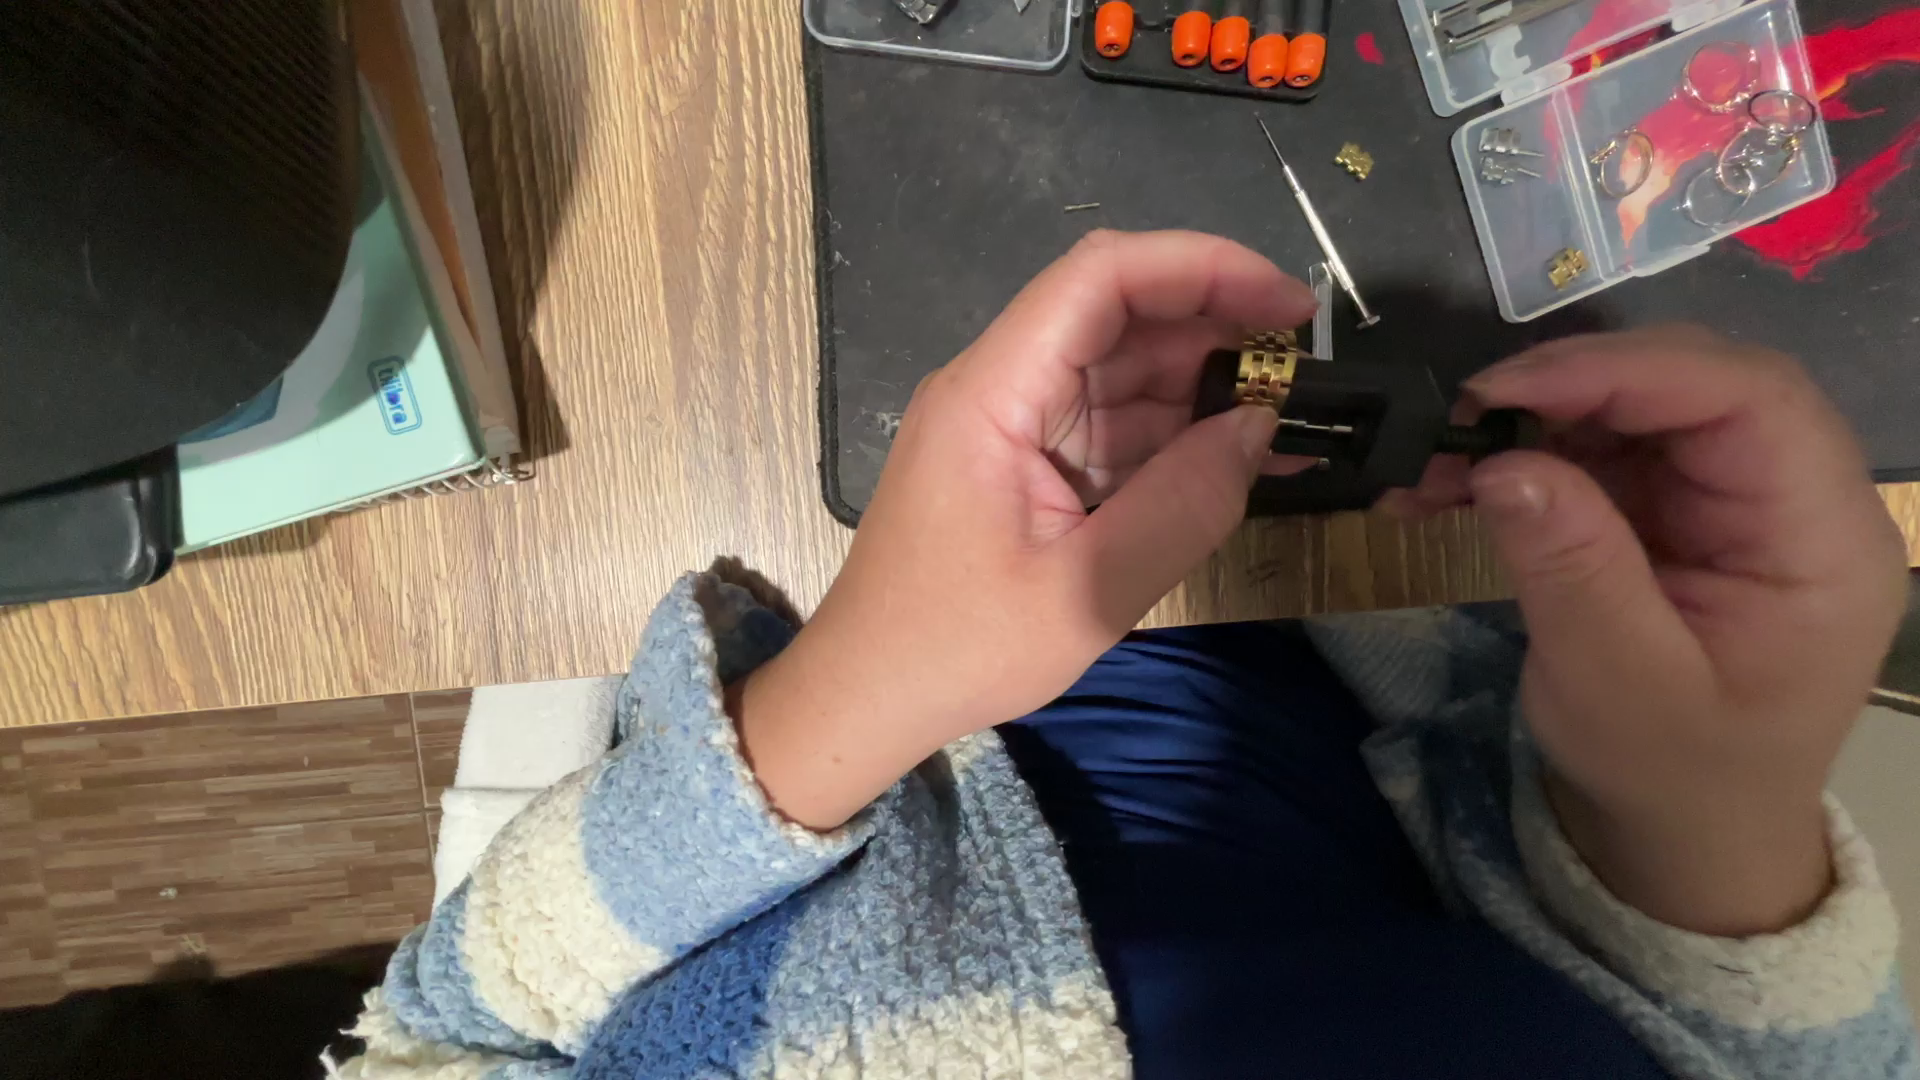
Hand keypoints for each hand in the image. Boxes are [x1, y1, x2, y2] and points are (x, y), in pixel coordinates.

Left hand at [733, 230, 1314, 828]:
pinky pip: (1099, 431)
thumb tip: (1258, 426)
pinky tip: (1227, 465)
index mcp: (991, 394)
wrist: (870, 692)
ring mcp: (1003, 428)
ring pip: (1113, 377)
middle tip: (1302, 380)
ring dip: (1196, 394)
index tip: (1290, 309)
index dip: (1204, 268)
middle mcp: (994, 389)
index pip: (1100, 279)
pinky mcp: (1016, 466)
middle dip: (1213, 336)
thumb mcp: (1086, 591)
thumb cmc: (958, 649)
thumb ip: (1183, 504)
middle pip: (1112, 320)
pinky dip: (1162, 443)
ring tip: (1285, 428)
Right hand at [1389, 326, 1907, 934]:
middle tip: (1455, 420)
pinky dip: (1508, 458)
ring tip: (1430, 465)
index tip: (1496, 393)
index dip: (1621, 373)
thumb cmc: (1665, 760)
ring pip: (1624, 410)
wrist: (1674, 810)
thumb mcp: (1613, 676)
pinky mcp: (1653, 512)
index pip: (1746, 400)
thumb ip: (1569, 565)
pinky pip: (1583, 454)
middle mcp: (1776, 496)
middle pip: (1687, 385)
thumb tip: (1500, 463)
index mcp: (1814, 536)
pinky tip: (1445, 486)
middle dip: (1563, 386)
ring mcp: (1712, 500)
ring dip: (1520, 423)